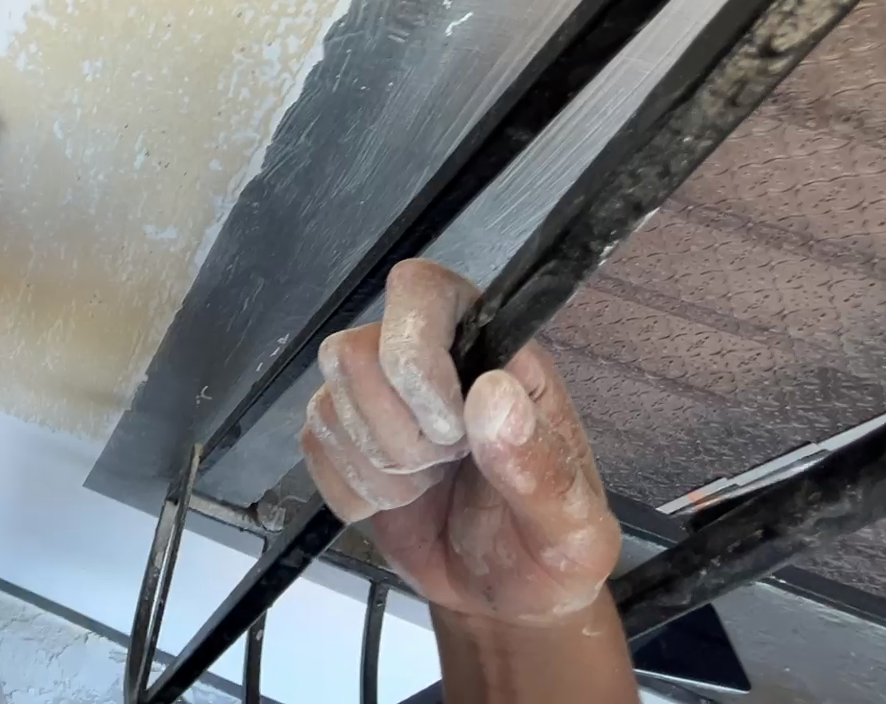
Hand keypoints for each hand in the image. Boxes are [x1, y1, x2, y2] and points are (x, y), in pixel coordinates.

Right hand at [300, 260, 620, 627]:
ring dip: (378, 467)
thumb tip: (493, 394)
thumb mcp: (573, 529)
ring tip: (423, 488)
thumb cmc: (543, 552)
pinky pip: (312, 445)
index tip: (449, 426)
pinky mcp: (335, 434)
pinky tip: (394, 501)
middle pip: (354, 350)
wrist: (494, 598)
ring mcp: (368, 394)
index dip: (414, 348)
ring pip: (327, 398)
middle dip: (397, 432)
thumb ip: (542, 468)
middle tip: (445, 466)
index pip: (419, 287)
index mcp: (484, 349)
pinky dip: (353, 490)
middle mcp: (418, 356)